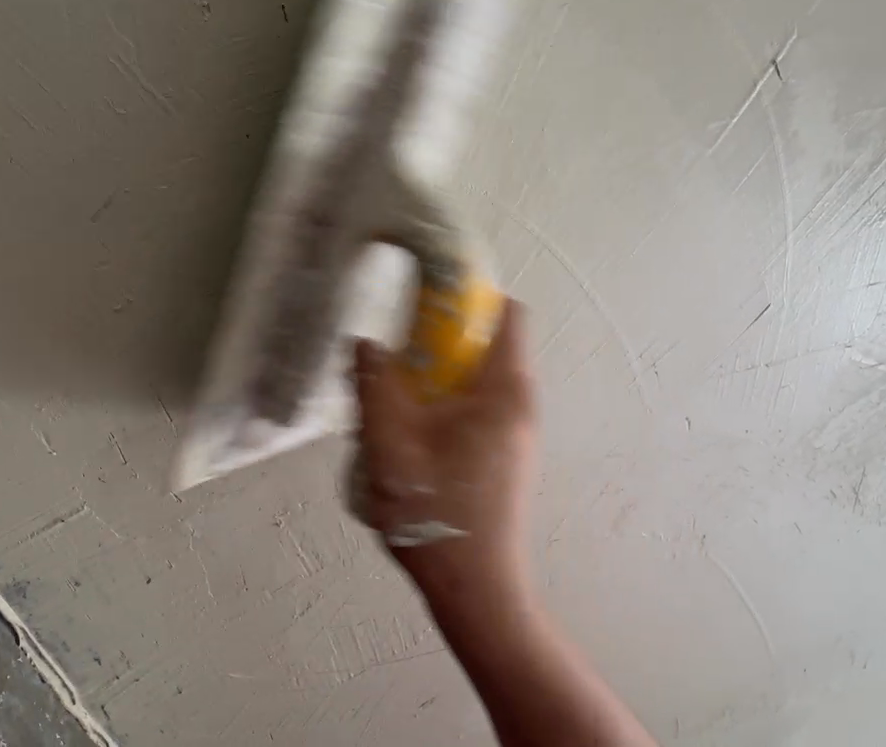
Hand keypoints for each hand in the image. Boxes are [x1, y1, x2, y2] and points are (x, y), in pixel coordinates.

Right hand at [350, 301, 536, 605]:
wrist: (475, 592)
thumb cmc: (437, 513)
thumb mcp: (389, 441)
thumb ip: (373, 384)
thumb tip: (365, 344)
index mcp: (505, 390)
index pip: (507, 312)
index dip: (469, 295)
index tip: (425, 301)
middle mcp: (520, 406)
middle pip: (484, 346)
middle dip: (437, 347)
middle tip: (393, 364)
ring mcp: (516, 435)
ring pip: (474, 383)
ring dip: (434, 385)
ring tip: (392, 411)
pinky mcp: (505, 459)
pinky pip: (475, 413)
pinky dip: (442, 412)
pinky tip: (408, 445)